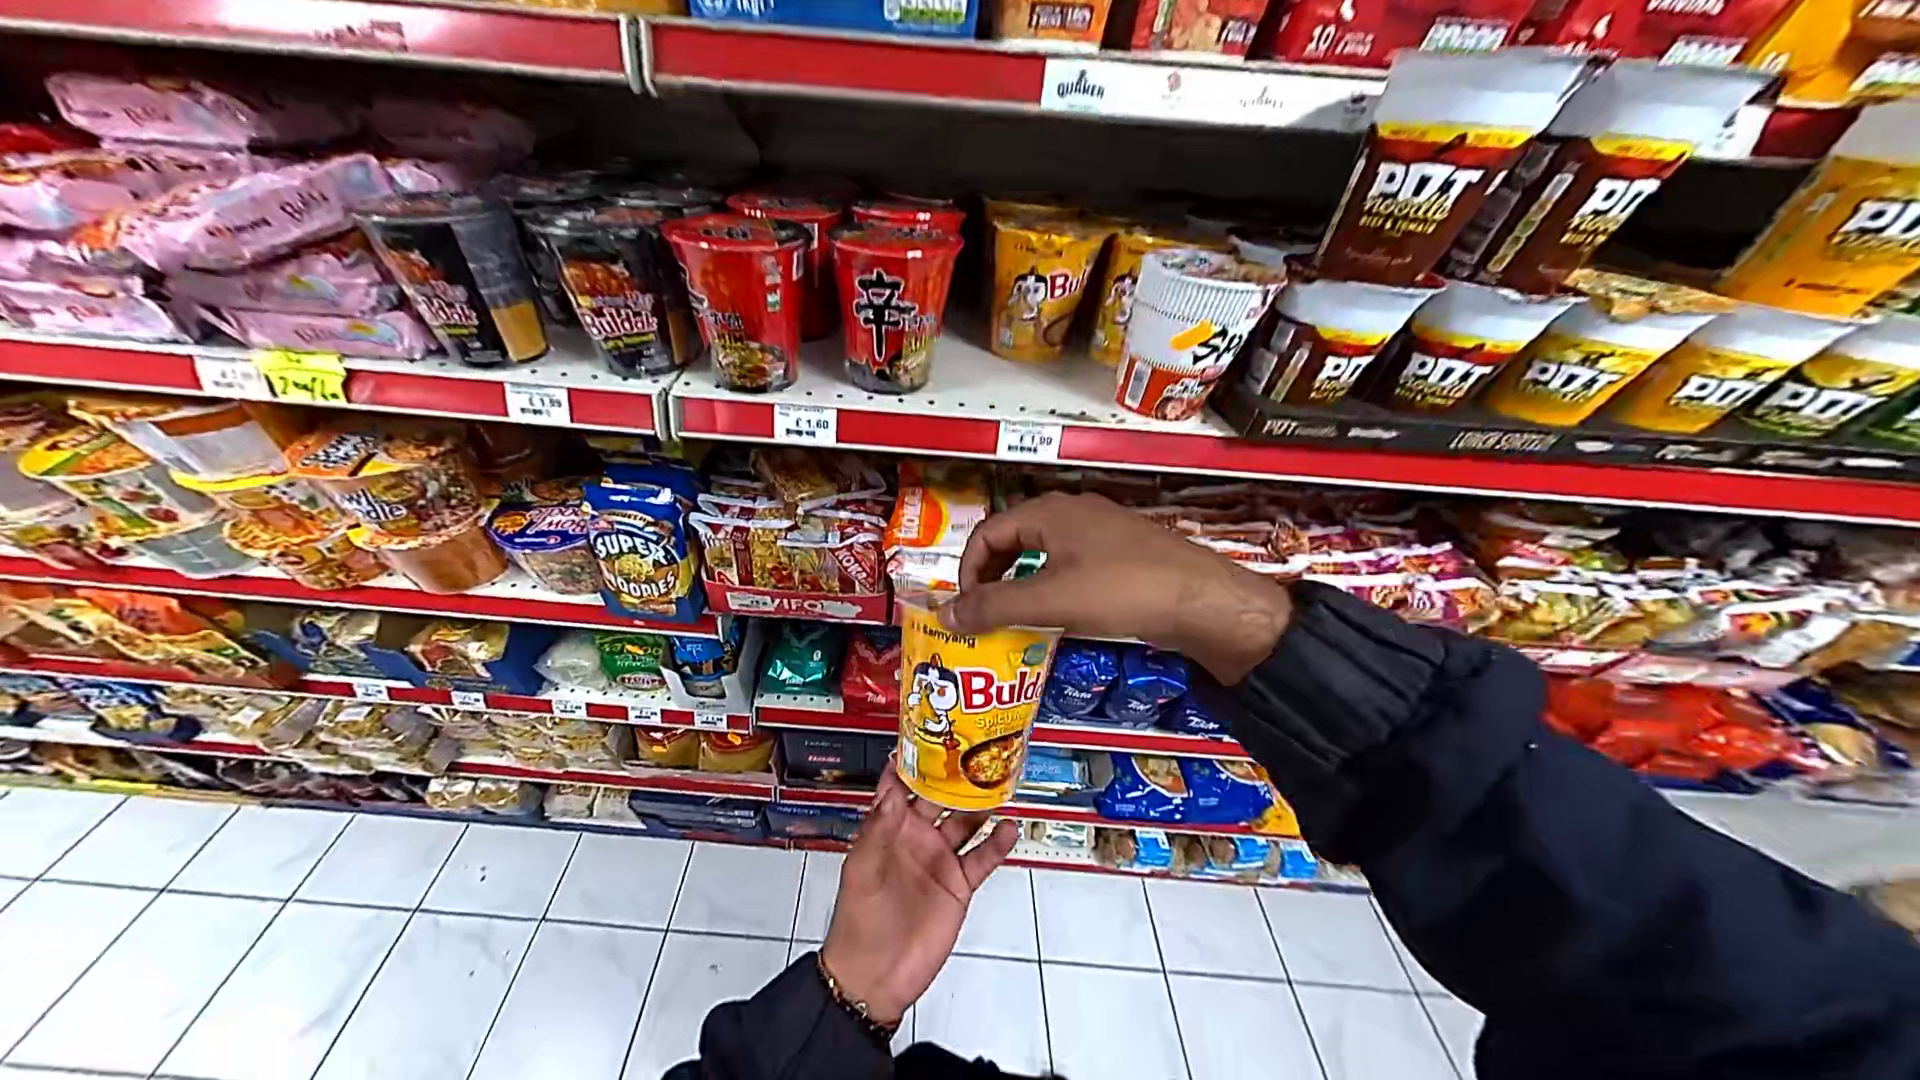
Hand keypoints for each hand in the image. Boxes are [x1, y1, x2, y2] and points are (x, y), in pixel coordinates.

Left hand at [818, 762, 1017, 1026]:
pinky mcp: (959, 883)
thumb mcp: (862, 870)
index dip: (911, 760)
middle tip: (973, 750)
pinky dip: (997, 843)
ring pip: (966, 821)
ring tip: (997, 781)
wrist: (876, 977)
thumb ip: (878, 830)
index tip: (925, 735)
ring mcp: (940, 859)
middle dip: (954, 775)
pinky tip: (1007, 828)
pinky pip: (982, 857)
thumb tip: (892, 792)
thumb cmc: (859, 922)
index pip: (899, 785)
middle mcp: (917, 837)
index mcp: (889, 828)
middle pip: (939, 796)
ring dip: (980, 803)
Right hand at [943, 491, 1292, 682]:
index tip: (968, 606)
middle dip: (993, 576)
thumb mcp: (1050, 601)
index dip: (968, 570)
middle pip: (1013, 539)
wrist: (1203, 600)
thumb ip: (993, 607)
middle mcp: (1071, 512)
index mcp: (1048, 512)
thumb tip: (945, 615)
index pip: (986, 533)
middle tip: (986, 612)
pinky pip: (1071, 564)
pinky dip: (1052, 586)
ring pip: (1043, 553)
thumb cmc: (1121, 590)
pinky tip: (1060, 614)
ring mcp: (1099, 530)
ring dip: (1022, 583)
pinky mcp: (1121, 551)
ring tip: (1017, 617)